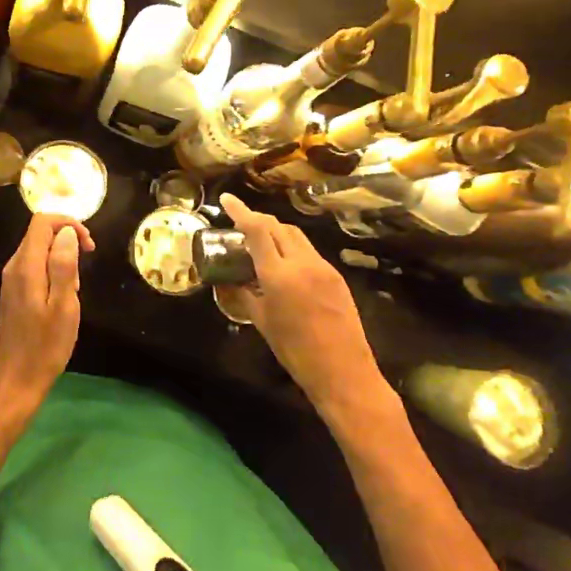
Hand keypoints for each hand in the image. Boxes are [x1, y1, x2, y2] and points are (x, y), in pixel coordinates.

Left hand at [0, 214, 93, 410]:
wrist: (16, 379)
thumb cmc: (45, 346)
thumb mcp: (64, 306)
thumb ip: (64, 266)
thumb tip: (67, 232)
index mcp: (26, 266)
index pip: (42, 222)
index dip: (69, 224)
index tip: (89, 247)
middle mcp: (14, 266)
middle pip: (40, 232)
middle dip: (67, 241)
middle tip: (83, 272)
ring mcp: (12, 279)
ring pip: (39, 249)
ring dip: (62, 258)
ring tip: (73, 290)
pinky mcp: (15, 291)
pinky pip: (36, 266)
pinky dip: (53, 271)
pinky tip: (62, 297)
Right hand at [217, 194, 387, 414]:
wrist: (343, 371)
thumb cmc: (295, 352)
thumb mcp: (262, 323)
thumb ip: (245, 295)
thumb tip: (229, 281)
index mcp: (279, 275)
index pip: (257, 230)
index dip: (240, 211)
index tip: (227, 199)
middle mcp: (302, 263)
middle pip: (278, 226)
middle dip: (258, 220)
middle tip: (241, 224)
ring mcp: (323, 267)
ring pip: (296, 236)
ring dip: (277, 232)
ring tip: (261, 241)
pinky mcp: (336, 276)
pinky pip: (309, 252)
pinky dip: (292, 249)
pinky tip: (284, 264)